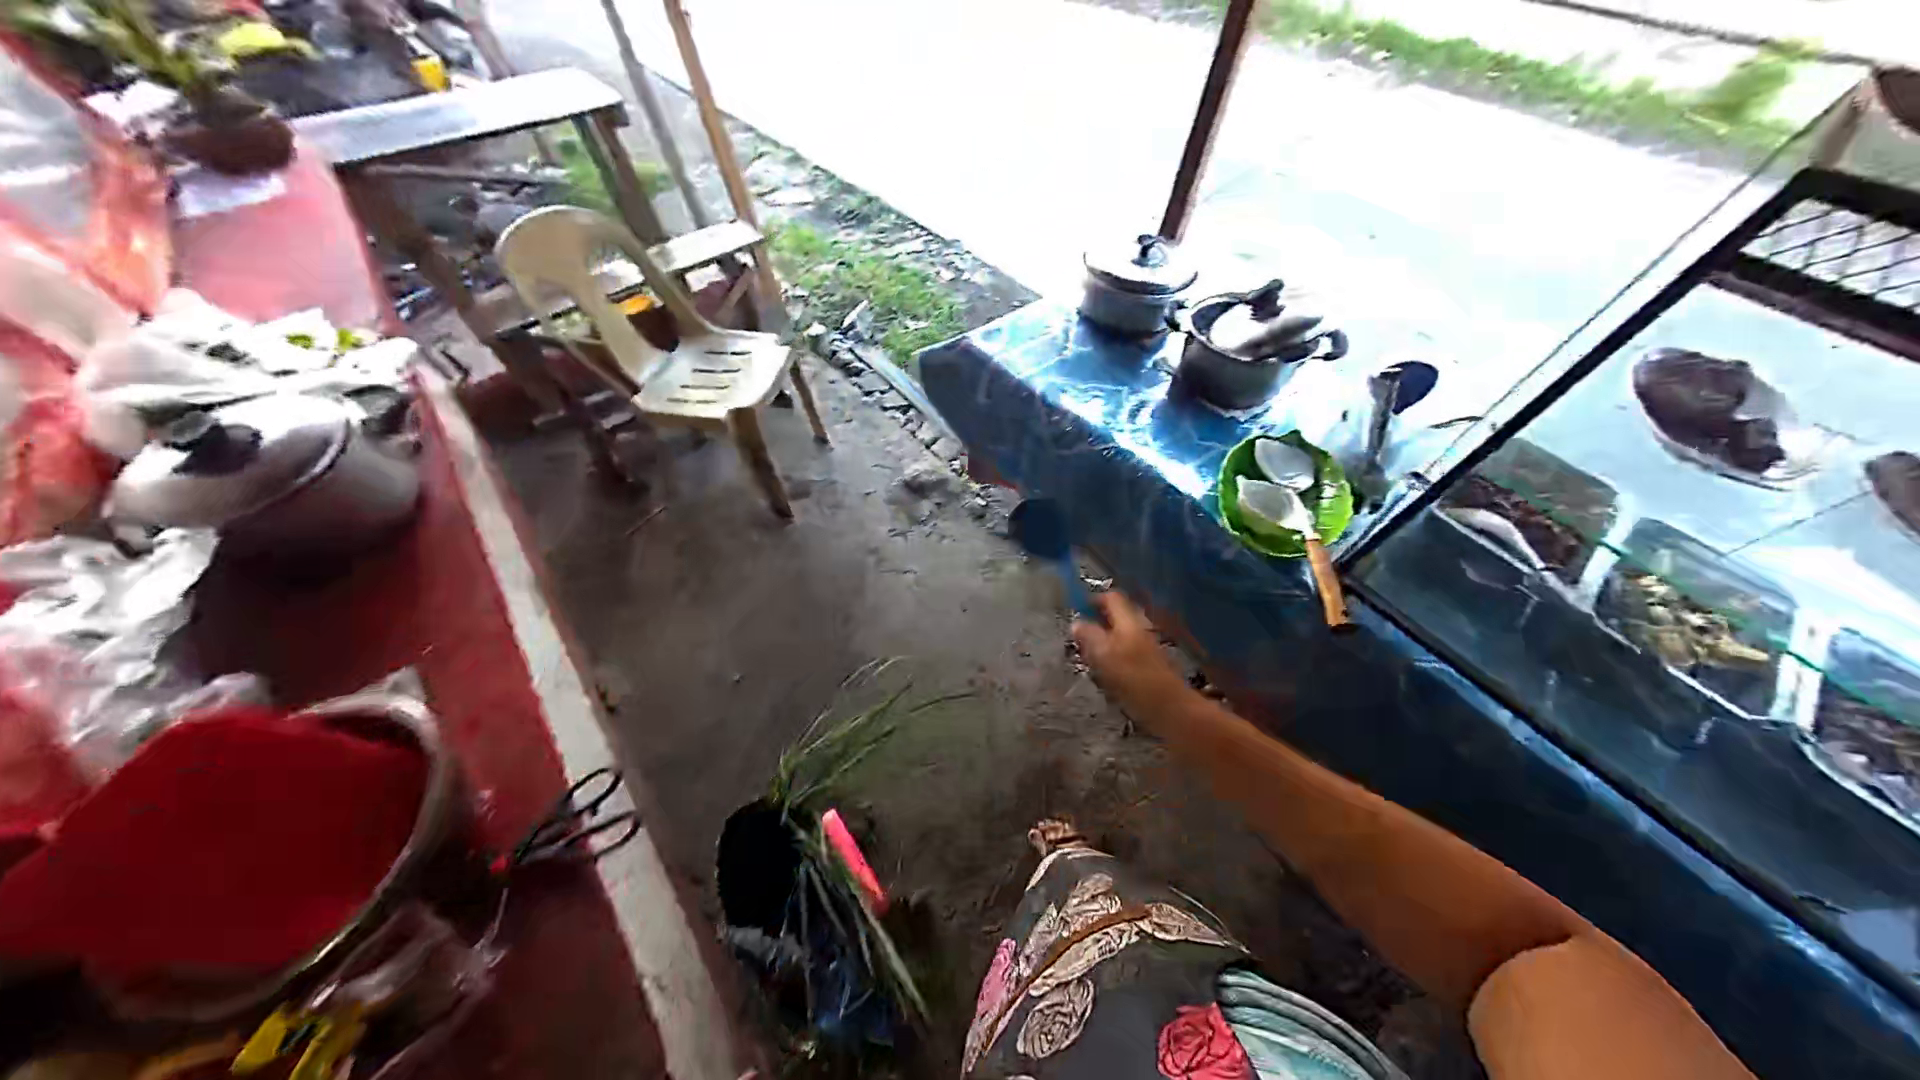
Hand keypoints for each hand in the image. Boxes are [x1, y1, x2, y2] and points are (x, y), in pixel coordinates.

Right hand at [1071, 590, 1191, 728]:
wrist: (1171, 708)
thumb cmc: (1134, 679)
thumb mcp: (1104, 655)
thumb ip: (1089, 636)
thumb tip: (1076, 623)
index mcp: (1129, 622)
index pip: (1112, 598)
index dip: (1094, 599)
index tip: (1078, 609)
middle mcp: (1140, 629)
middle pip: (1117, 616)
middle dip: (1097, 621)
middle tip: (1078, 634)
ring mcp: (1147, 648)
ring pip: (1121, 635)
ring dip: (1104, 640)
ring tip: (1087, 654)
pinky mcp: (1150, 666)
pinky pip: (1127, 652)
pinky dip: (1113, 656)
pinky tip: (1104, 672)